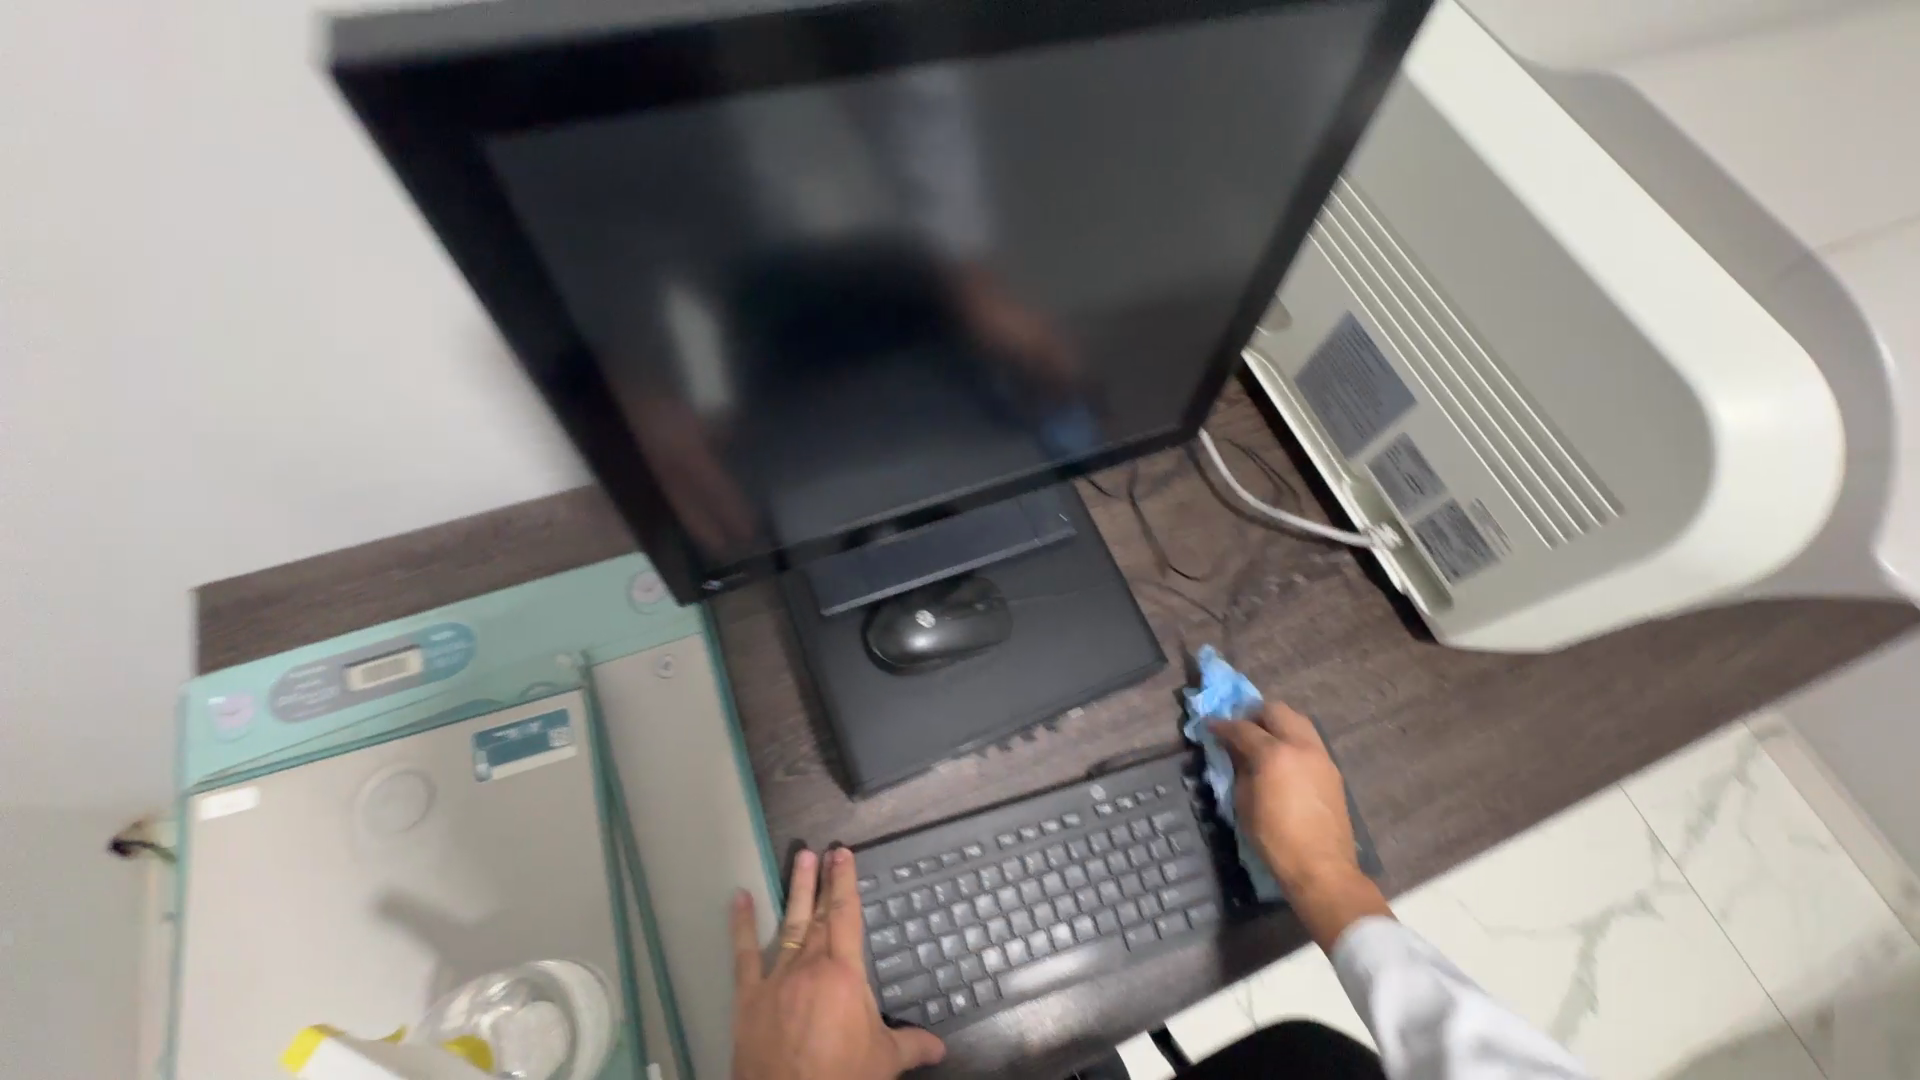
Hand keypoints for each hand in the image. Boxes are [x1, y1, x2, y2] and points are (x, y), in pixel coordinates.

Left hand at [731, 848, 946, 1079]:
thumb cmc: (842, 1077)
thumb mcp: (883, 1062)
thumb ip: (912, 1045)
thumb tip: (941, 1046)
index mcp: (844, 974)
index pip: (847, 916)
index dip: (845, 883)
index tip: (843, 855)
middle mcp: (811, 965)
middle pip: (820, 914)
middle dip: (824, 881)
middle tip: (825, 850)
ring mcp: (777, 978)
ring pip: (789, 924)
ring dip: (796, 890)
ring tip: (800, 857)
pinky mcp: (749, 997)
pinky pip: (745, 955)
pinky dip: (742, 925)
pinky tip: (739, 898)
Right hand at [1212, 703, 1390, 949]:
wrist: (1321, 868)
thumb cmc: (1274, 838)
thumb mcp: (1244, 802)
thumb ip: (1239, 768)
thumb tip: (1235, 751)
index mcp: (1274, 754)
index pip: (1242, 728)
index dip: (1222, 725)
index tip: (1210, 726)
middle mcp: (1301, 746)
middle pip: (1276, 711)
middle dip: (1254, 715)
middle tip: (1240, 729)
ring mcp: (1321, 756)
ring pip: (1298, 721)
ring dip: (1277, 723)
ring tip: (1263, 739)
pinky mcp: (1332, 771)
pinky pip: (1309, 741)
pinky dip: (1292, 739)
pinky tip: (1282, 758)